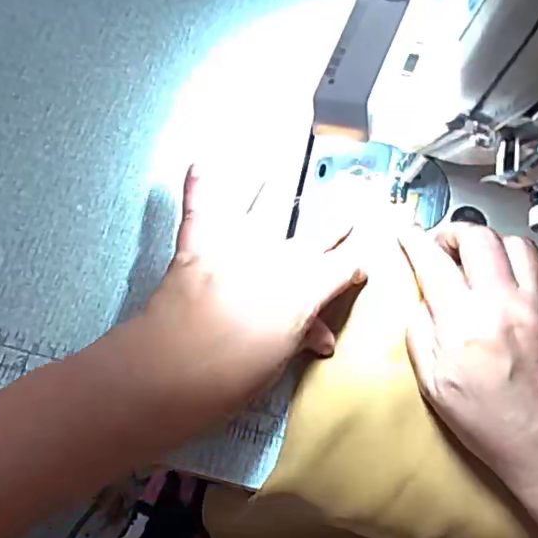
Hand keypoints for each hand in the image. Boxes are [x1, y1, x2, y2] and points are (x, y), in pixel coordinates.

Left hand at [107, 165, 364, 430]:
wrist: (177, 365)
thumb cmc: (235, 374)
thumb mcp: (278, 360)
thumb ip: (301, 337)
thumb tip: (322, 340)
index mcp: (307, 288)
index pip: (344, 266)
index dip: (356, 263)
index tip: (360, 263)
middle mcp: (279, 258)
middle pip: (316, 235)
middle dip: (335, 224)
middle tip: (348, 211)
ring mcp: (237, 245)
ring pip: (262, 208)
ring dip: (272, 189)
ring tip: (278, 171)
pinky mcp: (198, 244)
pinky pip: (199, 208)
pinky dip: (197, 186)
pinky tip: (197, 163)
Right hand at [398, 222, 537, 494]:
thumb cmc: (489, 424)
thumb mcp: (433, 386)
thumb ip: (420, 336)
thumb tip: (421, 303)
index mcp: (464, 322)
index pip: (433, 262)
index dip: (414, 241)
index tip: (406, 234)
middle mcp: (504, 303)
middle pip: (479, 238)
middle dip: (454, 232)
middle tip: (443, 246)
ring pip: (518, 245)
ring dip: (493, 244)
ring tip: (481, 260)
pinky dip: (526, 267)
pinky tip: (515, 284)